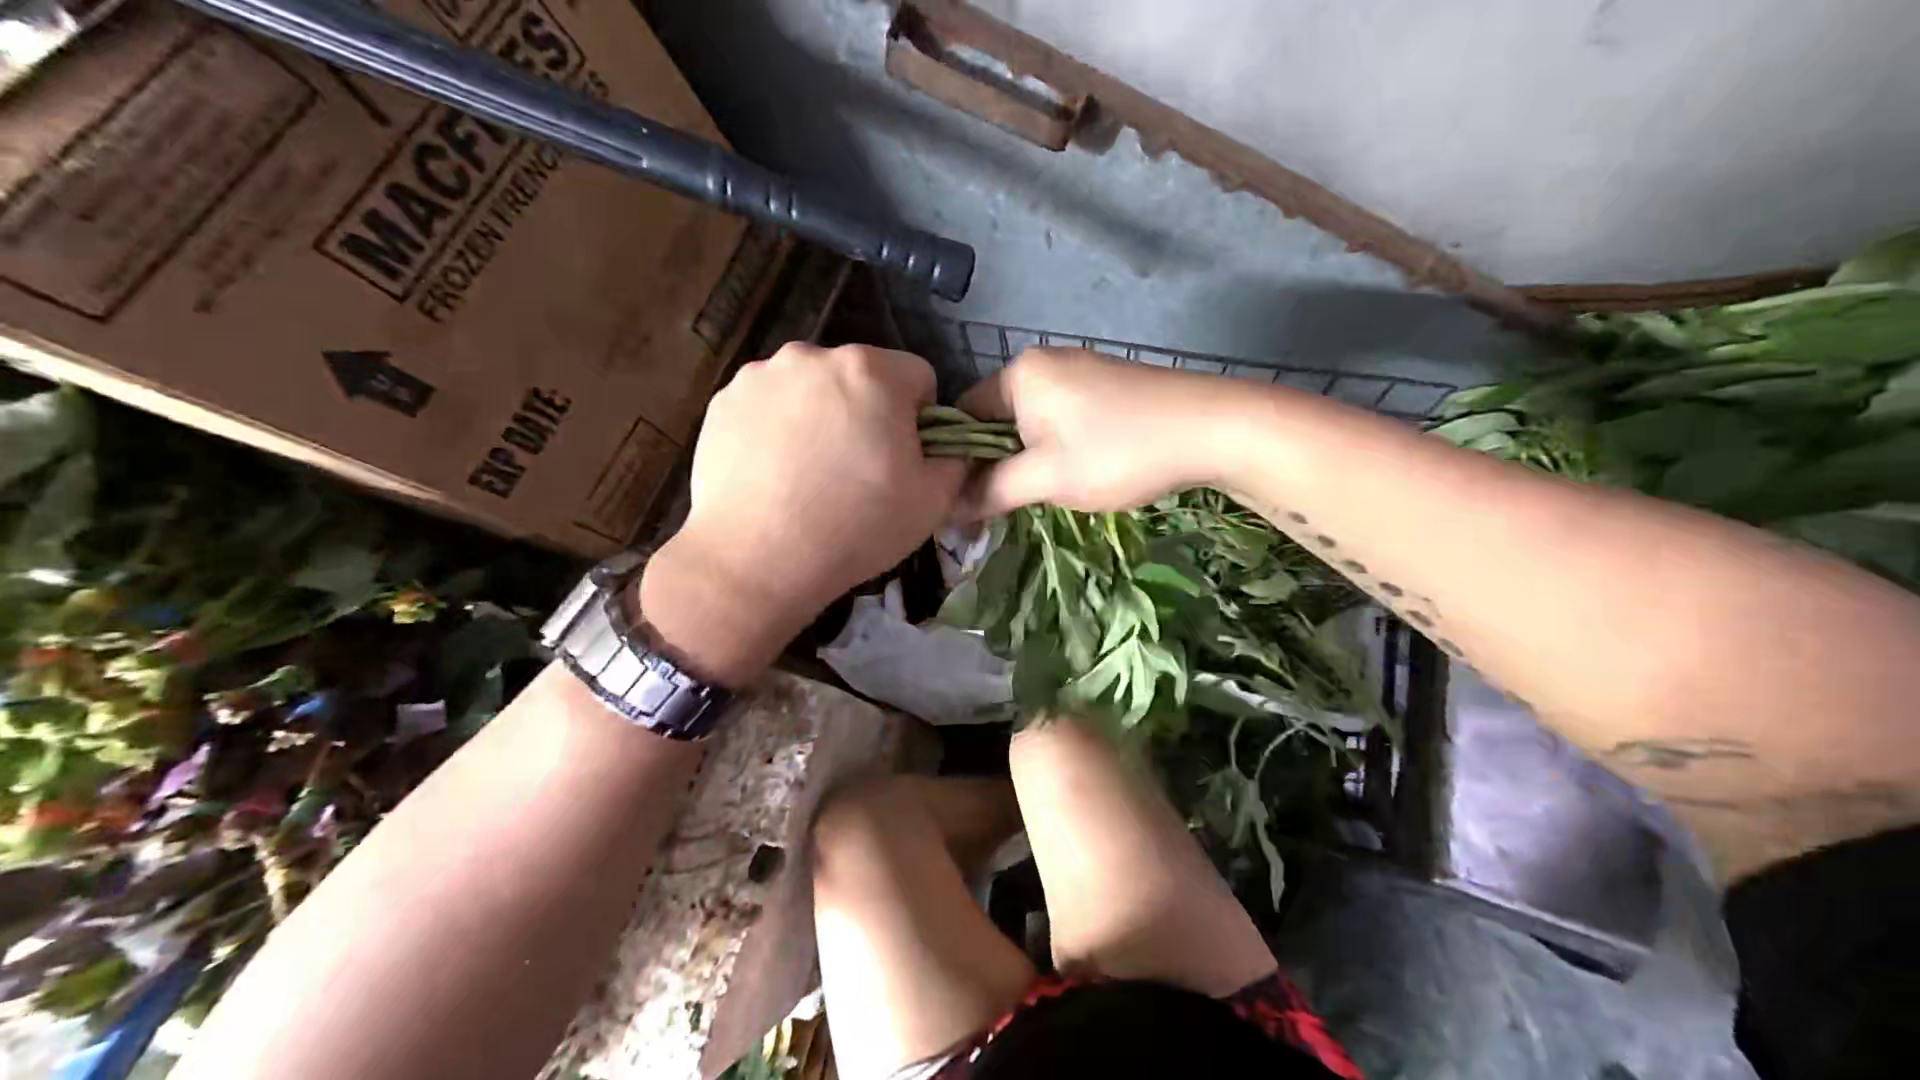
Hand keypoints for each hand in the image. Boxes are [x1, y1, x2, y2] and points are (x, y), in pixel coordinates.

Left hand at [639, 345, 962, 683]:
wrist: (757, 560)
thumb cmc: (856, 527)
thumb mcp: (932, 502)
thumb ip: (955, 460)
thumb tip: (949, 447)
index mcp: (872, 370)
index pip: (918, 377)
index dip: (920, 420)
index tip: (903, 459)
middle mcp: (814, 355)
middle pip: (861, 377)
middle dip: (868, 412)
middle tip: (856, 469)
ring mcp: (762, 376)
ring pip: (812, 389)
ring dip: (821, 416)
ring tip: (810, 474)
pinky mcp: (724, 402)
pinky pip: (769, 405)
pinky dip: (778, 428)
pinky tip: (774, 473)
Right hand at [960, 348, 1245, 516]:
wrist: (1214, 429)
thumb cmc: (1119, 452)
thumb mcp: (1047, 478)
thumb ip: (991, 490)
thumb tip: (947, 508)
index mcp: (1019, 374)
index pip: (963, 417)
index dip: (956, 463)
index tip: (958, 503)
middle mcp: (1043, 363)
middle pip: (995, 420)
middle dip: (993, 464)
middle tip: (995, 509)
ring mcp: (1078, 371)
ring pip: (1029, 423)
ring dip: (1024, 461)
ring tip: (1035, 497)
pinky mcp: (1104, 386)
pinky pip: (1058, 419)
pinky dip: (1053, 449)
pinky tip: (1070, 475)